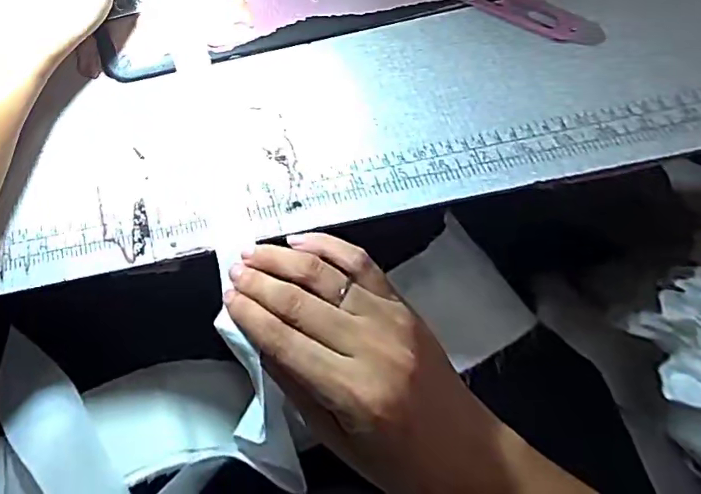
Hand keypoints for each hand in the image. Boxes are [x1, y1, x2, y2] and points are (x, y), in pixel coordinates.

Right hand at [226, 236, 582, 493]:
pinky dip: (325, 244)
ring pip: (322, 273)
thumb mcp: (336, 439)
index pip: (285, 341)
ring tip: (251, 253)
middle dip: (257, 282)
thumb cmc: (400, 461)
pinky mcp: (402, 304)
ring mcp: (390, 320)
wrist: (474, 460)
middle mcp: (372, 349)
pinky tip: (297, 240)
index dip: (250, 315)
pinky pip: (359, 261)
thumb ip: (292, 383)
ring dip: (279, 259)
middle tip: (233, 272)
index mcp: (356, 393)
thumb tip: (254, 336)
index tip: (226, 298)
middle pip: (299, 301)